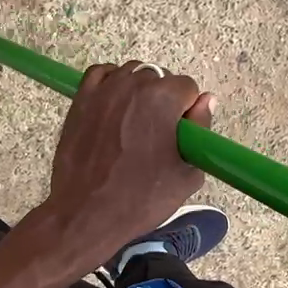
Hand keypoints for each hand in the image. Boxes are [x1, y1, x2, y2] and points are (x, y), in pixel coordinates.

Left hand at [32, 61, 214, 271]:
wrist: (86, 212)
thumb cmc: (140, 199)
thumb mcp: (187, 173)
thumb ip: (201, 130)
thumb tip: (206, 101)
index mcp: (163, 98)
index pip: (188, 87)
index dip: (187, 112)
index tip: (178, 135)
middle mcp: (133, 84)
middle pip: (159, 78)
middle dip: (164, 101)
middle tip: (156, 136)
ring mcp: (103, 90)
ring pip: (131, 74)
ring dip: (138, 92)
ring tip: (134, 125)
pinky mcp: (81, 100)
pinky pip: (101, 75)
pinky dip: (111, 84)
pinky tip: (114, 107)